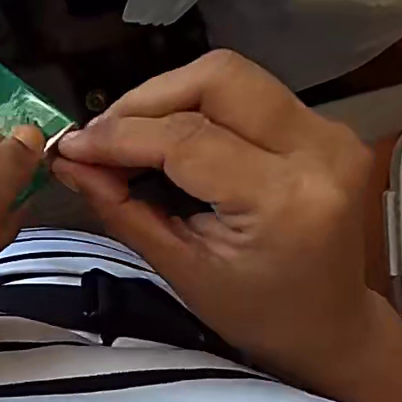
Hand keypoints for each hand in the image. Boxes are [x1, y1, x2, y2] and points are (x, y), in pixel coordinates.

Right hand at [51, 50, 379, 382]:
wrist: (328, 324)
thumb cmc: (255, 313)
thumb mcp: (179, 270)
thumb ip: (123, 210)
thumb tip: (72, 165)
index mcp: (284, 201)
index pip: (187, 139)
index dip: (120, 136)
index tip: (73, 146)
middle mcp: (319, 151)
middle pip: (217, 79)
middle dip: (144, 100)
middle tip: (100, 136)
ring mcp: (329, 132)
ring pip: (230, 77)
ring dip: (166, 98)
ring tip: (126, 137)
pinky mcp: (324, 126)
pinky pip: (246, 94)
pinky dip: (193, 107)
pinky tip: (164, 137)